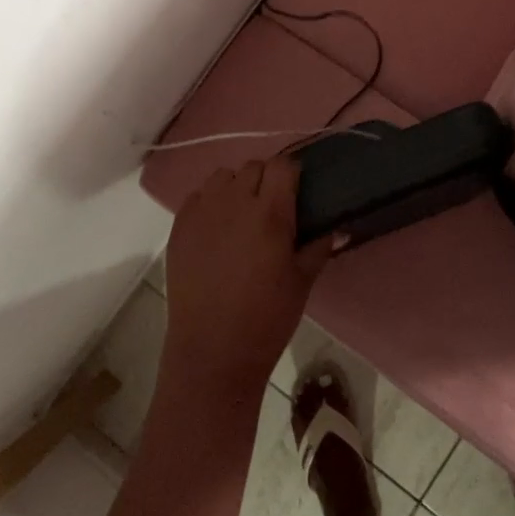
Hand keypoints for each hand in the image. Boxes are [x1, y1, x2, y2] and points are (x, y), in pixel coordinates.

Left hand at [160, 157, 335, 393]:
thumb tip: (334, 227)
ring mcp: (202, 211)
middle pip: (253, 167)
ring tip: (242, 215)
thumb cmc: (267, 318)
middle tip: (272, 208)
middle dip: (266, 180)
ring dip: (236, 187)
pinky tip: (217, 229)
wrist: (213, 349)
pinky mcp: (179, 226)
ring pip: (222, 177)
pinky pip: (198, 196)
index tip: (296, 191)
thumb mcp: (302, 282)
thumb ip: (318, 247)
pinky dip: (211, 202)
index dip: (291, 173)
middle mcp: (234, 202)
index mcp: (270, 213)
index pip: (282, 166)